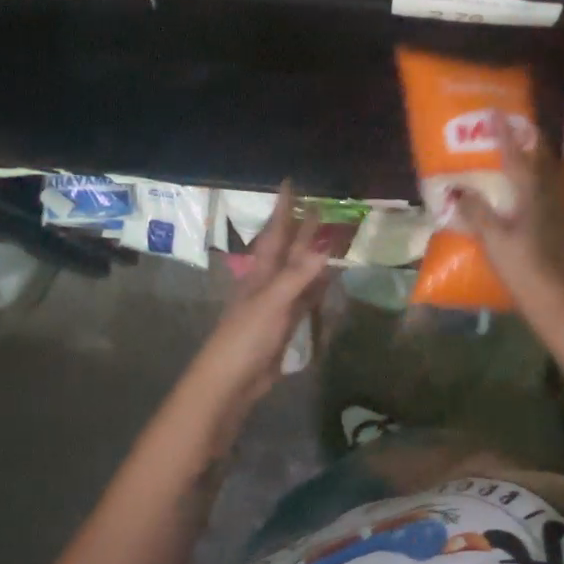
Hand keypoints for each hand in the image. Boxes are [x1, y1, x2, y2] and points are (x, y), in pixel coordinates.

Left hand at [189, 182, 331, 408]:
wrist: (230, 381)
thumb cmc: (244, 338)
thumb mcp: (271, 303)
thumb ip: (297, 276)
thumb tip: (325, 247)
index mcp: (261, 272)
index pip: (276, 232)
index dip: (283, 208)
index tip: (291, 182)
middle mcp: (270, 283)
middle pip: (291, 249)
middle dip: (305, 228)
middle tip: (323, 204)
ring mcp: (278, 304)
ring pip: (300, 273)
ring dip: (314, 255)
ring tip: (332, 235)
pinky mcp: (286, 326)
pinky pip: (306, 299)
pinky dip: (318, 287)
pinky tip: (329, 280)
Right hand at [453, 114, 563, 311]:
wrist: (554, 296)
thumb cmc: (521, 265)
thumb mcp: (492, 238)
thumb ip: (476, 211)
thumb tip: (458, 189)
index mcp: (531, 191)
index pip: (516, 154)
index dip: (504, 133)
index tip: (495, 113)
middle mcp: (550, 192)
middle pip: (542, 156)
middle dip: (528, 139)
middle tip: (512, 129)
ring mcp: (562, 207)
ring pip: (551, 171)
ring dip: (537, 157)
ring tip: (521, 153)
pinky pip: (553, 188)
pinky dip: (541, 178)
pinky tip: (531, 189)